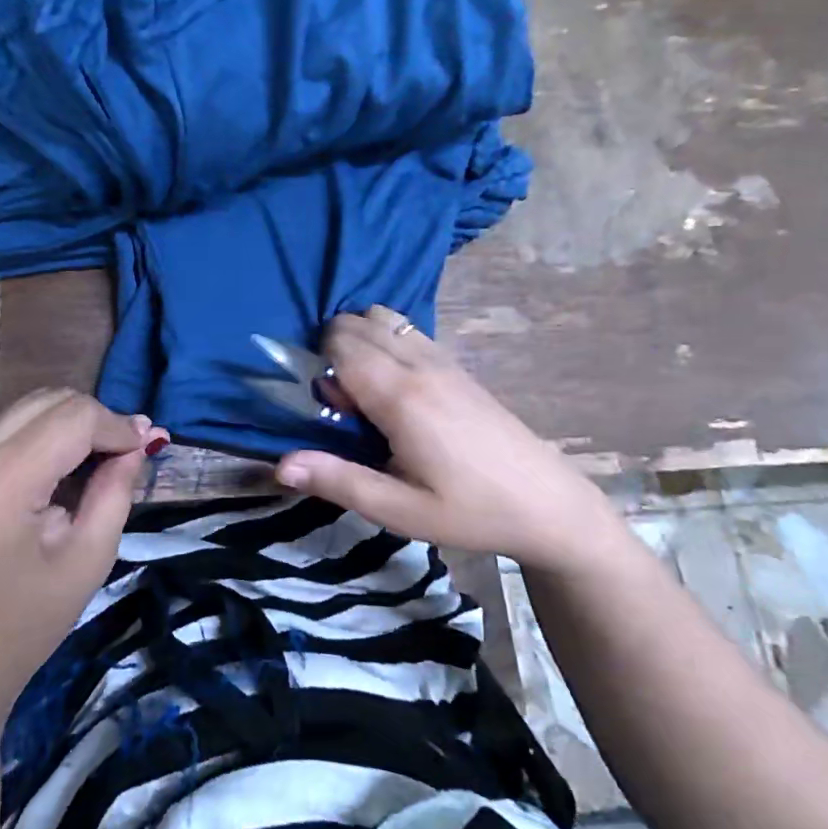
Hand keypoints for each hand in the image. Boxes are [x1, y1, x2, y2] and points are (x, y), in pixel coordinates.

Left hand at [0, 389, 166, 711]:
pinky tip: (72, 465)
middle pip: (53, 401)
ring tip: (107, 458)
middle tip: (131, 452)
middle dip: (99, 419)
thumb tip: (139, 441)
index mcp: (1, 482)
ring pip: (34, 406)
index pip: (74, 418)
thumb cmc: (27, 622)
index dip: (118, 425)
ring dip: (76, 423)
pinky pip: (16, 426)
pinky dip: (52, 433)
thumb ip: (116, 490)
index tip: (148, 446)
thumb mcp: (88, 559)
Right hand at [275, 306, 624, 575]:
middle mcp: (420, 364)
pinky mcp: (456, 364)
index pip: (340, 345)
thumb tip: (280, 465)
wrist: (547, 503)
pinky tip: (395, 386)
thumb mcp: (399, 510)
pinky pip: (407, 328)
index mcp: (401, 397)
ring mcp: (442, 359)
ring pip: (383, 317)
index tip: (331, 409)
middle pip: (356, 323)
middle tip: (347, 406)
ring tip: (367, 390)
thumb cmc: (470, 511)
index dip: (319, 368)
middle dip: (333, 350)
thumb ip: (338, 481)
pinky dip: (385, 339)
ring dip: (360, 340)